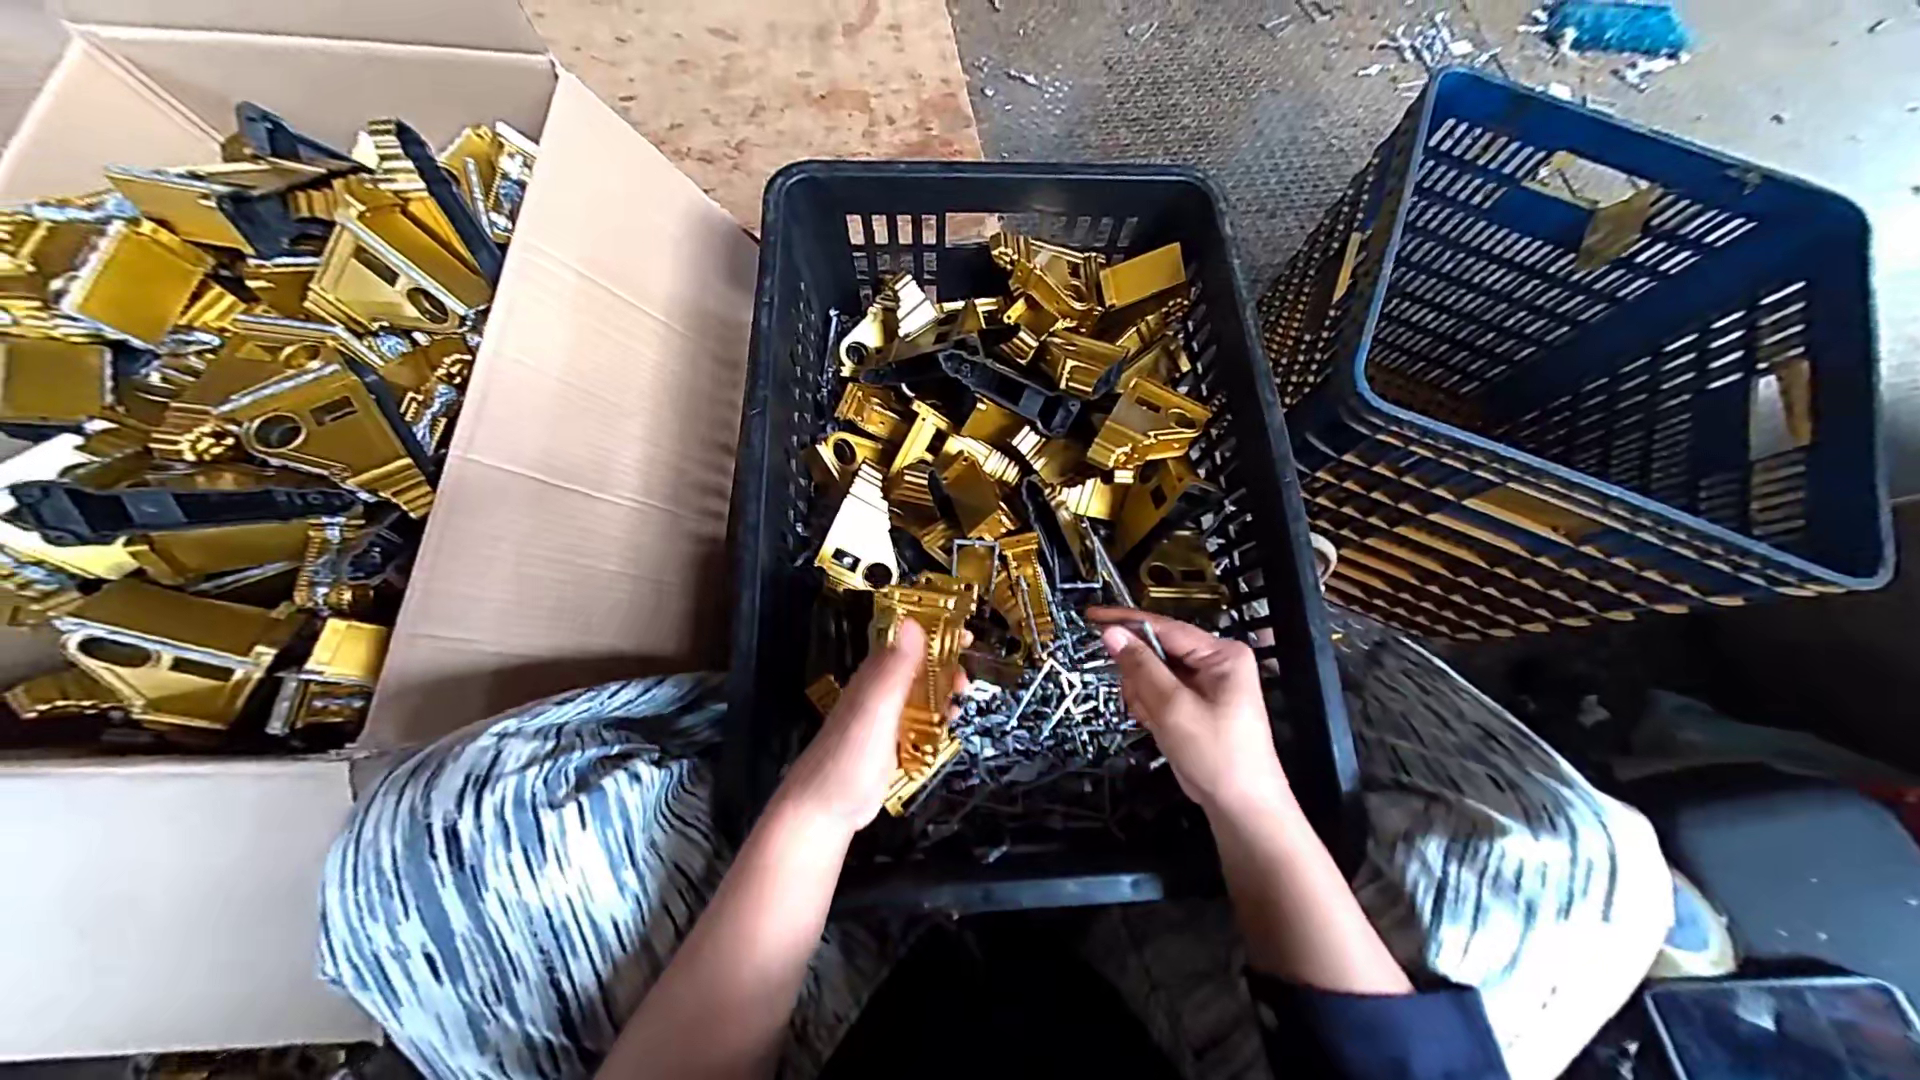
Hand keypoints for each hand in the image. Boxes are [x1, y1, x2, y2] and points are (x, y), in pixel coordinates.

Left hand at [775, 619, 960, 833]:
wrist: (824, 807)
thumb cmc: (851, 755)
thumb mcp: (876, 706)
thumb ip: (894, 667)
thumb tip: (911, 621)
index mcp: (875, 674)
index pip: (907, 639)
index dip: (936, 631)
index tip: (966, 634)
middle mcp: (879, 689)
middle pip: (918, 665)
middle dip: (946, 664)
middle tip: (966, 681)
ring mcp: (884, 716)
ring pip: (921, 691)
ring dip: (944, 690)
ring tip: (960, 702)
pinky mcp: (890, 741)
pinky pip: (919, 718)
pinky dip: (936, 716)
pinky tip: (948, 725)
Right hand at [1089, 607, 1292, 819]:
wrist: (1240, 808)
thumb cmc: (1216, 754)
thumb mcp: (1173, 707)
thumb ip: (1140, 666)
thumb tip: (1110, 633)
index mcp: (1220, 654)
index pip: (1165, 627)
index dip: (1125, 622)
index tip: (1091, 617)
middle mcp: (1213, 663)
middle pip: (1155, 651)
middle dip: (1139, 676)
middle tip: (1141, 703)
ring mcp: (1202, 684)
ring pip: (1150, 673)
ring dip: (1143, 696)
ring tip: (1155, 721)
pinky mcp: (1191, 704)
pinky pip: (1156, 692)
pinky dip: (1149, 707)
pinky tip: (1157, 726)